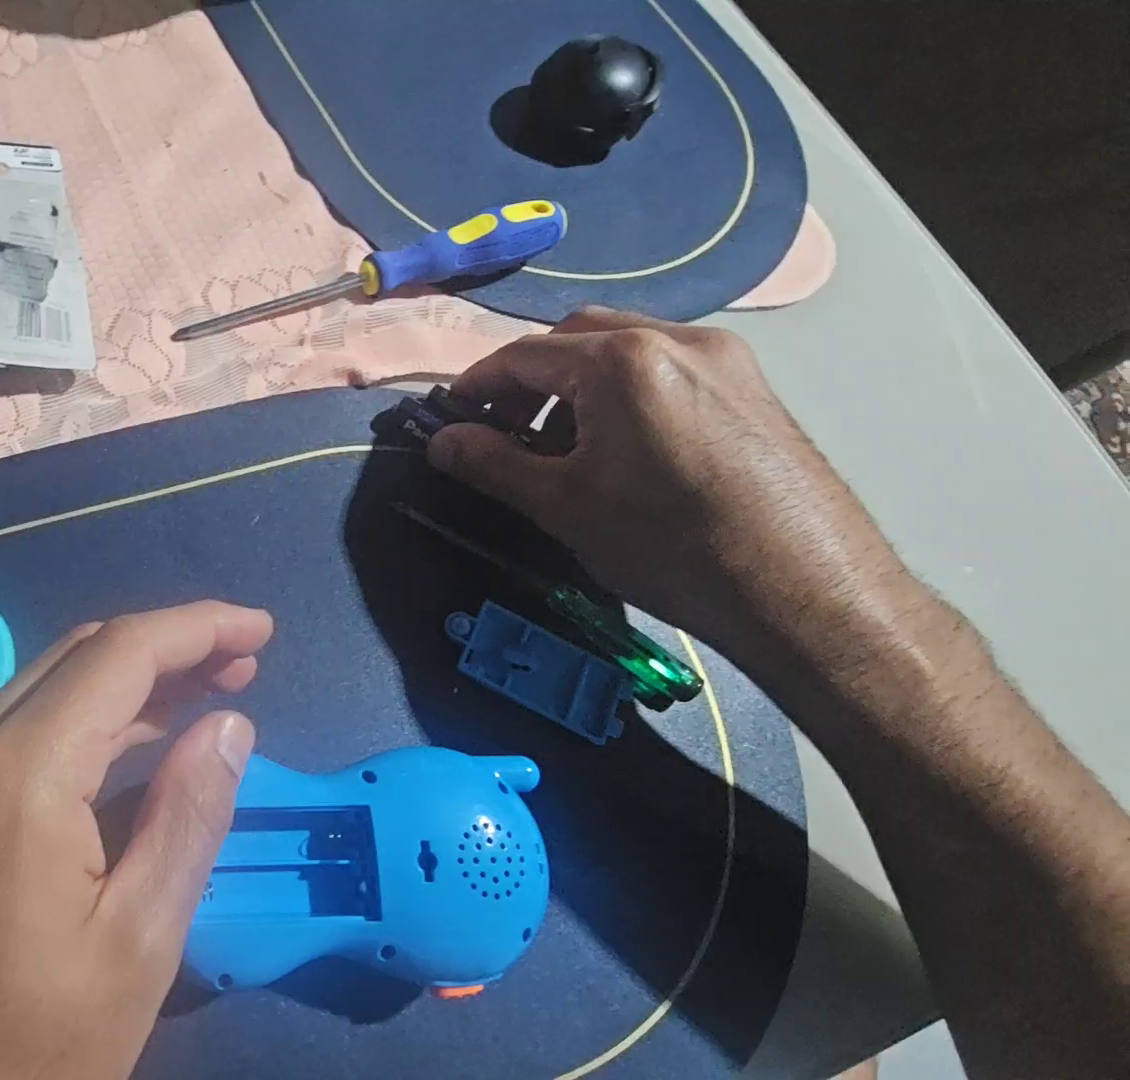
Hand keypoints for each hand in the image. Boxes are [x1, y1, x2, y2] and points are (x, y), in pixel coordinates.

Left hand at [0, 602, 271, 1079]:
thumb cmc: (35, 1049)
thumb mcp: (139, 942)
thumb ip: (188, 815)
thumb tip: (229, 724)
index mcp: (14, 779)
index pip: (118, 655)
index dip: (197, 628)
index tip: (260, 627)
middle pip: (79, 655)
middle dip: (169, 646)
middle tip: (243, 662)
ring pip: (46, 683)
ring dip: (130, 677)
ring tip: (209, 688)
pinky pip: (17, 725)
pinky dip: (85, 715)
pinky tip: (138, 733)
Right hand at [428, 308, 911, 653]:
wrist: (805, 591)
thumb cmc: (668, 545)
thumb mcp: (562, 506)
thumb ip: (492, 464)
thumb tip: (442, 441)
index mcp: (621, 362)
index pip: (524, 355)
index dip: (477, 385)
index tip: (452, 418)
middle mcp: (677, 338)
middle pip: (576, 336)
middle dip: (529, 377)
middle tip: (506, 430)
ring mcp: (725, 359)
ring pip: (625, 347)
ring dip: (577, 383)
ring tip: (565, 446)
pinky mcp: (753, 387)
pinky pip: (667, 367)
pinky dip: (625, 391)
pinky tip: (623, 448)